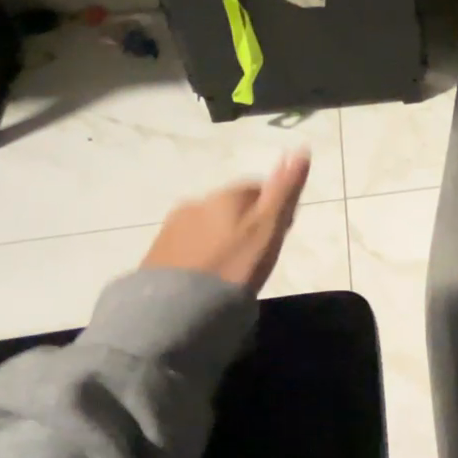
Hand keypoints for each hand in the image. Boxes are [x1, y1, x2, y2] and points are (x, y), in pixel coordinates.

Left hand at [141, 149, 311, 293]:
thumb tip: (301, 149)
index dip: (272, 210)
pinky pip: (188, 242)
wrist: (176, 307)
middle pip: (232, 205)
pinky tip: (207, 275)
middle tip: (256, 254)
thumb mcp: (269, 228)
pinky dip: (201, 252)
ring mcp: (173, 225)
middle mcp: (197, 201)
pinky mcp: (156, 250)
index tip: (276, 235)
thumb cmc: (234, 265)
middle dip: (246, 222)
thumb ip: (285, 190)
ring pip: (209, 223)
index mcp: (226, 195)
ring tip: (230, 268)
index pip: (258, 189)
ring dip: (222, 237)